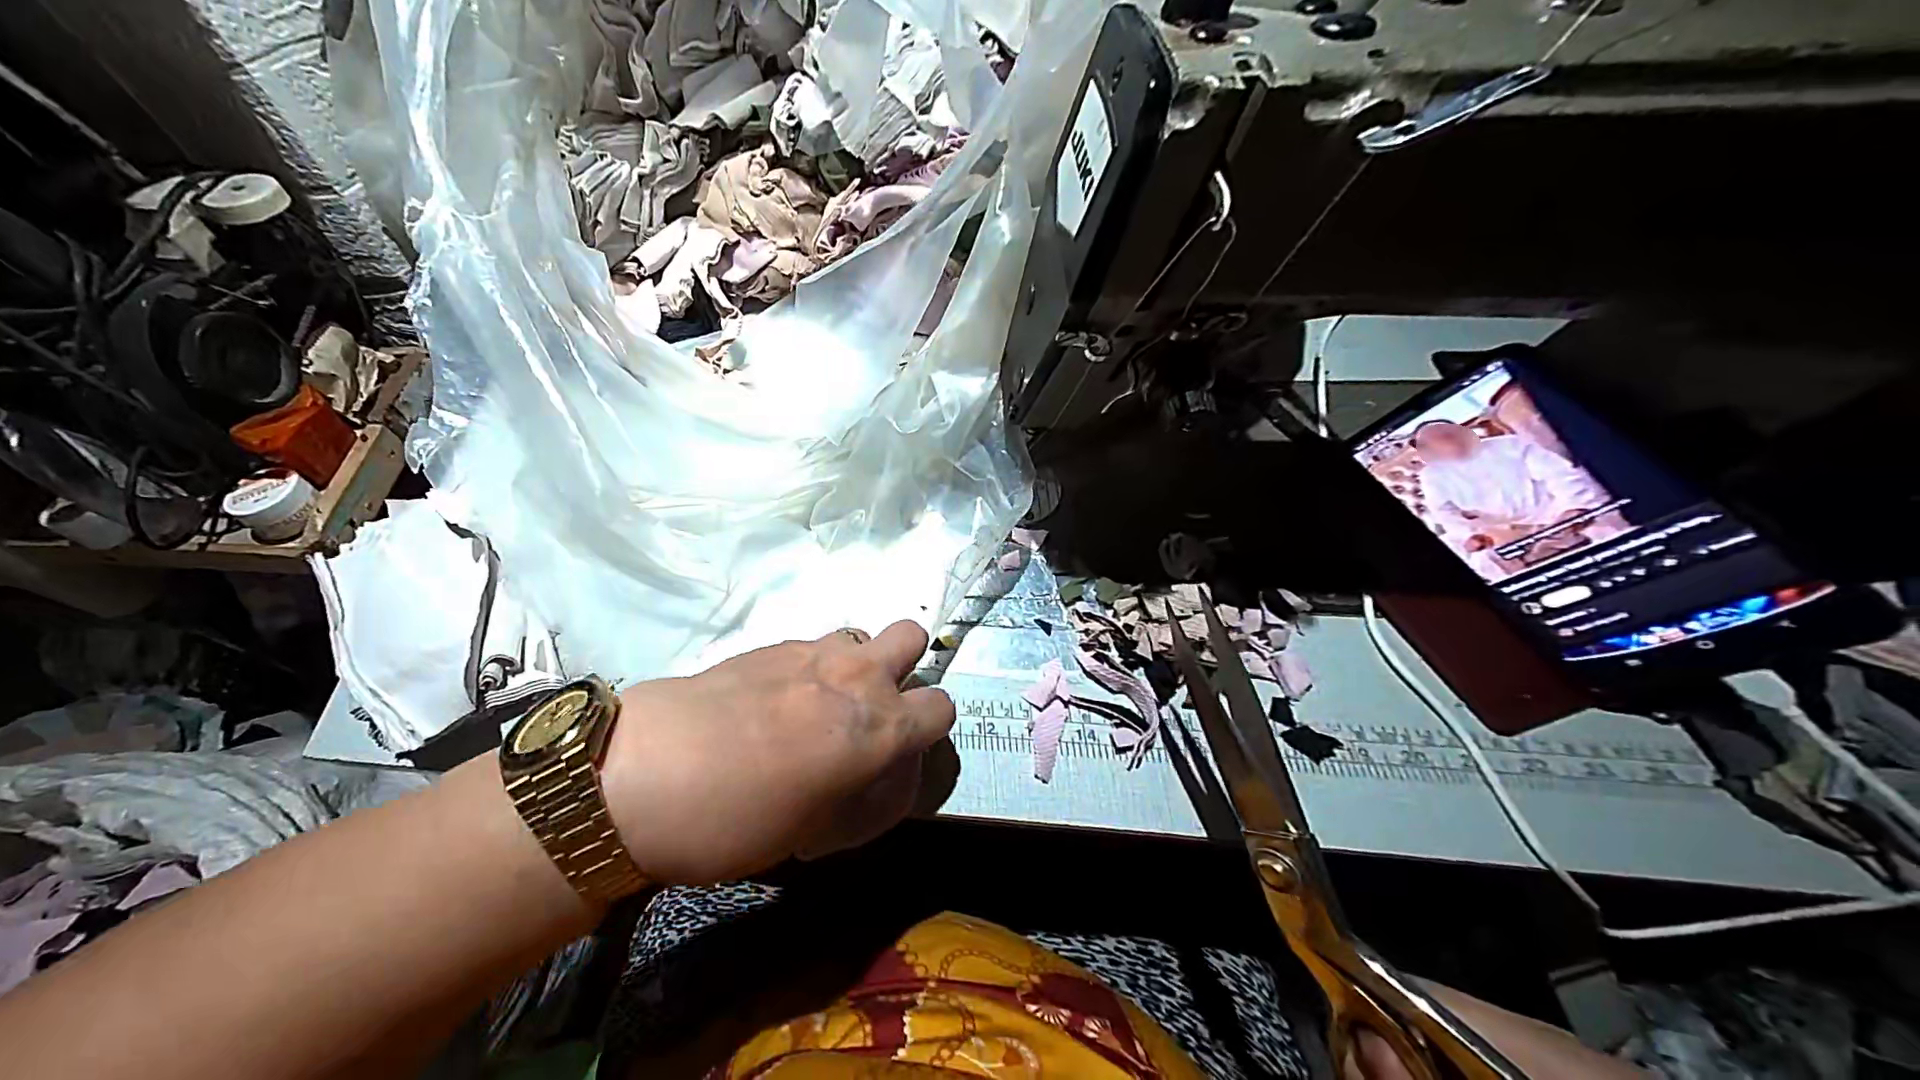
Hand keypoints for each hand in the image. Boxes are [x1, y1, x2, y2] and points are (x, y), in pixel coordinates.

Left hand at [597, 621, 954, 884]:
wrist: (643, 775)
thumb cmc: (739, 821)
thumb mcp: (820, 830)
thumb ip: (869, 795)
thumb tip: (879, 775)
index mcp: (879, 726)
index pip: (942, 707)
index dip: (929, 731)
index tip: (900, 754)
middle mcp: (855, 675)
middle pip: (911, 635)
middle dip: (904, 667)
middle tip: (869, 709)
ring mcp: (810, 651)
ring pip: (858, 635)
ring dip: (854, 663)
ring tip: (818, 704)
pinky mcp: (768, 644)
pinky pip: (811, 645)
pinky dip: (809, 668)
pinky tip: (771, 703)